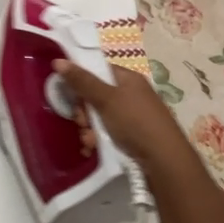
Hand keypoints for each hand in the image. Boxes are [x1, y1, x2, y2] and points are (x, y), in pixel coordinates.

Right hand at [53, 59, 186, 167]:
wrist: (165, 162)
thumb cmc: (135, 122)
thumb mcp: (106, 99)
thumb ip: (82, 81)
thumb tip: (58, 60)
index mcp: (128, 79)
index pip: (99, 70)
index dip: (81, 80)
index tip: (70, 94)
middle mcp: (131, 95)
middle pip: (96, 95)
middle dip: (84, 111)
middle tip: (82, 122)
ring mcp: (133, 116)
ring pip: (99, 117)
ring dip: (89, 129)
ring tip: (89, 141)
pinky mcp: (133, 137)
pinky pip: (108, 132)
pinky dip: (98, 140)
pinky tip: (93, 149)